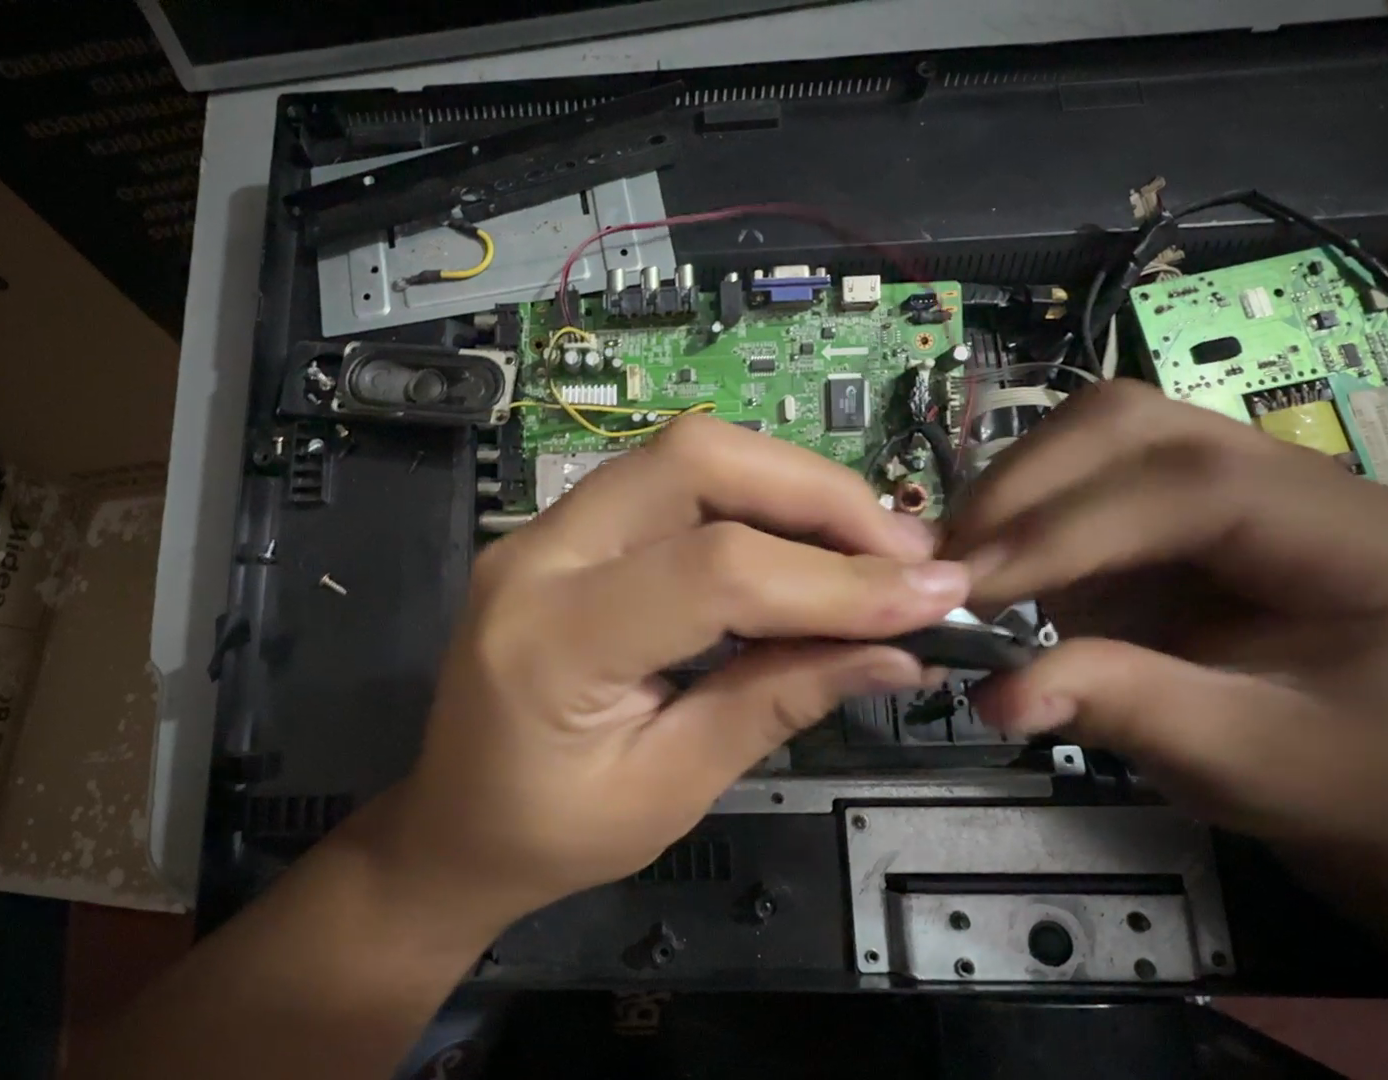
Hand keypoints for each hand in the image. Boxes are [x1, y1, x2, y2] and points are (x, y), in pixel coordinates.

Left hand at [352, 415, 969, 931]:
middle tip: (904, 555)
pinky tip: (799, 546)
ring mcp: (540, 533)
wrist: (452, 823)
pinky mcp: (558, 533)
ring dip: (787, 488)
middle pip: (693, 461)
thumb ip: (777, 701)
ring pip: (682, 456)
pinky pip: (664, 485)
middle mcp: (535, 557)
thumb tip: (896, 646)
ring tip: (869, 550)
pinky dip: (746, 502)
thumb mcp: (670, 787)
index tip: (935, 598)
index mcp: (552, 641)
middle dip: (816, 494)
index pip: (713, 571)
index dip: (835, 579)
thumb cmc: (550, 833)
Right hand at [940, 380, 1387, 850]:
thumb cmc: (1321, 769)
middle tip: (949, 572)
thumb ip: (1124, 708)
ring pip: (1091, 427)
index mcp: (1358, 541)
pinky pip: (1070, 461)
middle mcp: (1293, 478)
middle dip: (1022, 490)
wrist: (1353, 765)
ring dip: (1007, 489)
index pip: (1198, 486)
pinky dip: (1010, 503)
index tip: (972, 589)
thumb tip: (994, 693)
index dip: (1068, 529)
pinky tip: (982, 558)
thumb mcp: (1236, 759)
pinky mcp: (1161, 489)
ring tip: (958, 565)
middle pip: (1131, 426)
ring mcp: (1223, 471)